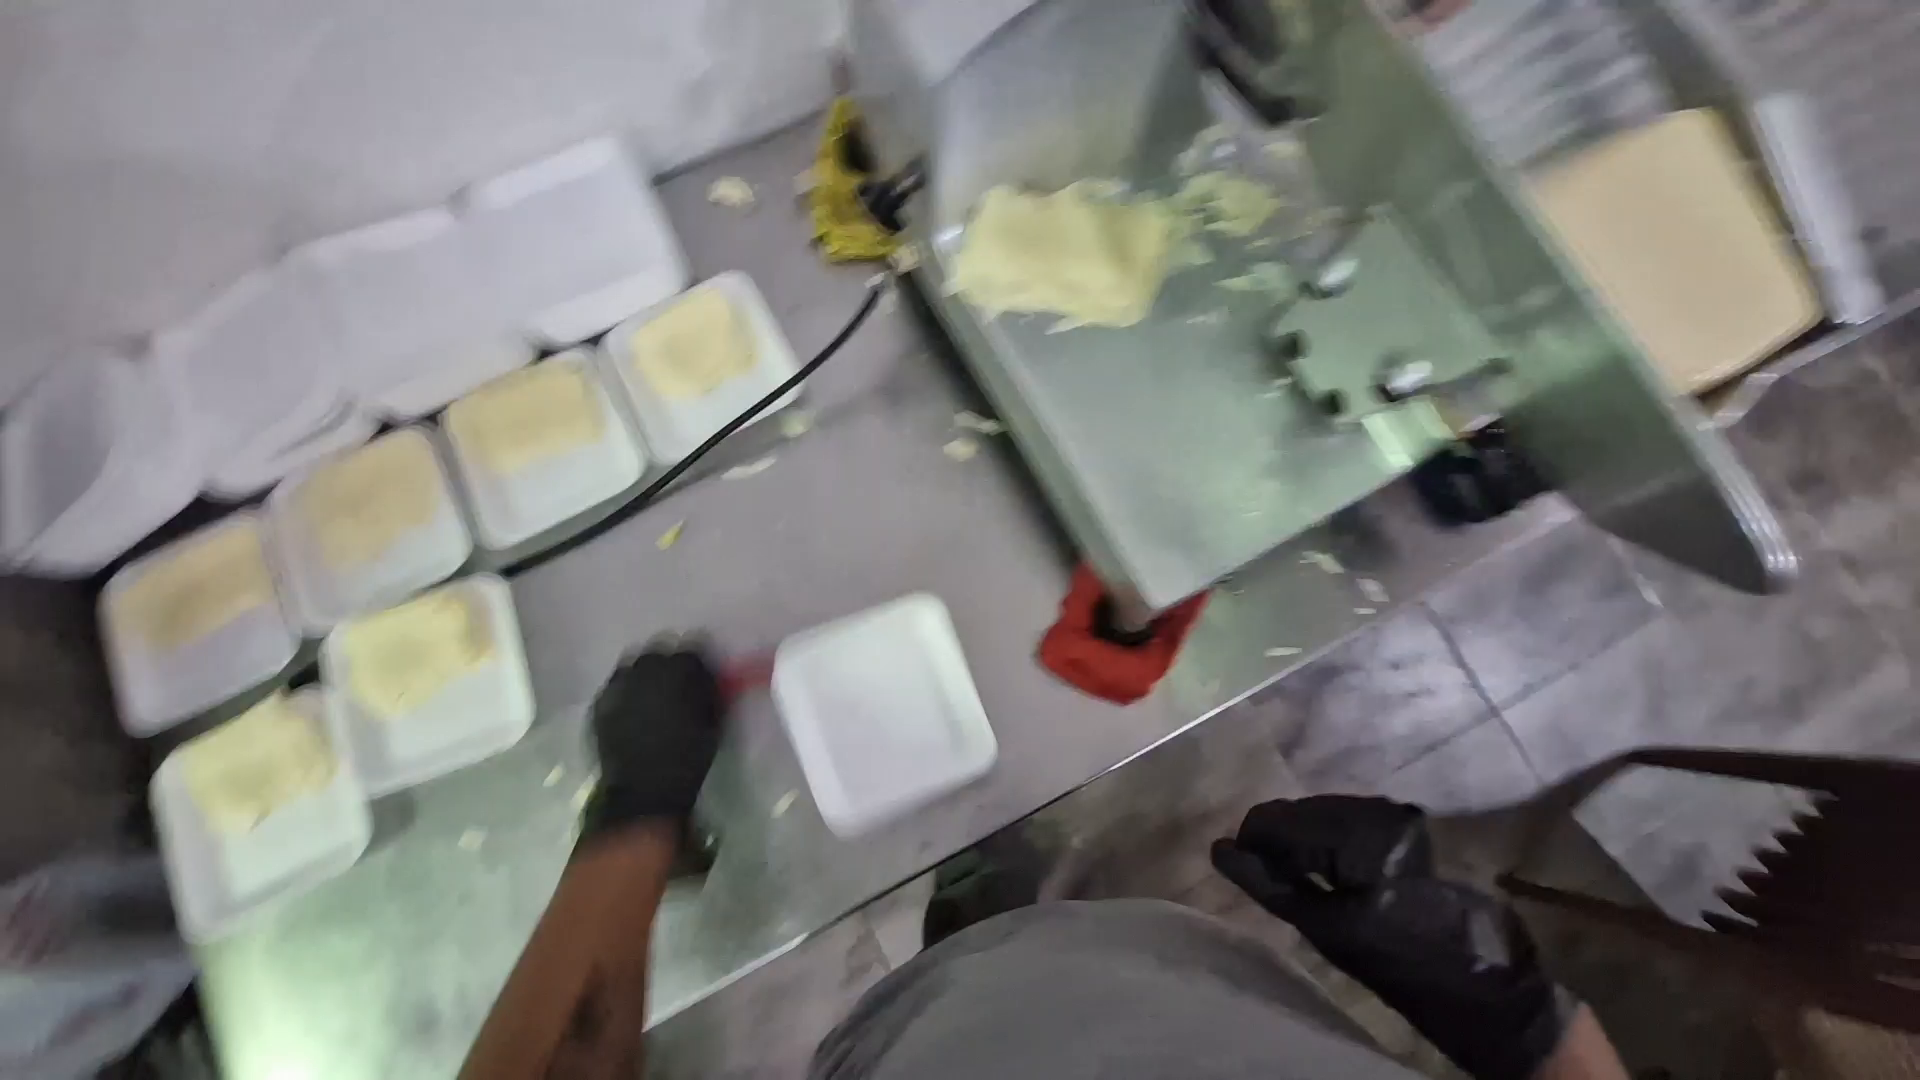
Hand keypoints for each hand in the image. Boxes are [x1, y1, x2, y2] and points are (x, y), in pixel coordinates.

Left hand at [581, 643, 724, 839]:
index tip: (700, 675)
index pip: (694, 647)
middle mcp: (648, 666)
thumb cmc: (689, 756)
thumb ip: (710, 691)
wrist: (645, 788)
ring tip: (650, 696)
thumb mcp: (714, 720)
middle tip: (675, 685)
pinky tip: (631, 712)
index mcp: (681, 667)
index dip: (698, 663)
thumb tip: (709, 678)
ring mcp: (620, 682)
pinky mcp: (601, 701)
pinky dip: (625, 693)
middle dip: (667, 664)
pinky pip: (616, 687)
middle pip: (659, 651)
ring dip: (644, 675)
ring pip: (634, 665)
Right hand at [1213, 797, 1571, 1079]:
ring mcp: (1390, 812)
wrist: (1484, 984)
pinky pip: (1342, 819)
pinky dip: (1325, 841)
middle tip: (1267, 875)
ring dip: (1300, 840)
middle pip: (1297, 812)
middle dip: (1277, 840)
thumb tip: (1219, 849)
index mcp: (1354, 833)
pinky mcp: (1401, 821)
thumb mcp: (1324, 928)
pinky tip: (1326, 869)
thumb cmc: (1402, 964)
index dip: (1251, 841)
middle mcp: (1372, 808)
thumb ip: (1268, 883)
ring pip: (1317, 813)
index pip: (1278, 819)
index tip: (1239, 865)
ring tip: (1295, 874)